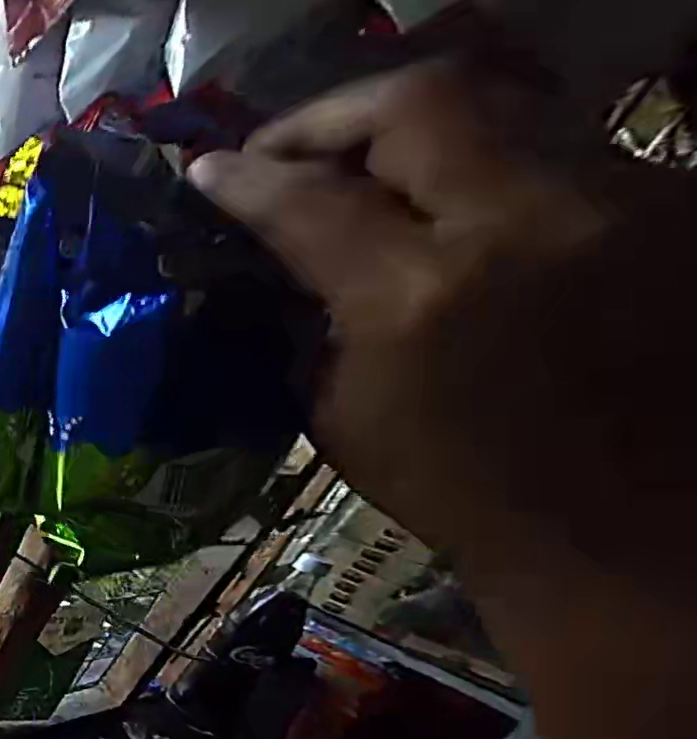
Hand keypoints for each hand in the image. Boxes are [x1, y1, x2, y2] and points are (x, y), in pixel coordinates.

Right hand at [188, 62, 696, 582]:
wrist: (630, 520)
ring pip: (498, 109)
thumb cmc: (449, 481)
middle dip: (327, 117)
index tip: (205, 170)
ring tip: (341, 166)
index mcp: (416, 297)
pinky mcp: (670, 201)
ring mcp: (619, 199)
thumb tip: (272, 265)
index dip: (247, 179)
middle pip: (422, 102)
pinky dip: (465, 162)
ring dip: (399, 131)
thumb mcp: (335, 408)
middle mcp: (526, 223)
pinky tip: (426, 200)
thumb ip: (307, 320)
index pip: (312, 202)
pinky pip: (546, 149)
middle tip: (275, 150)